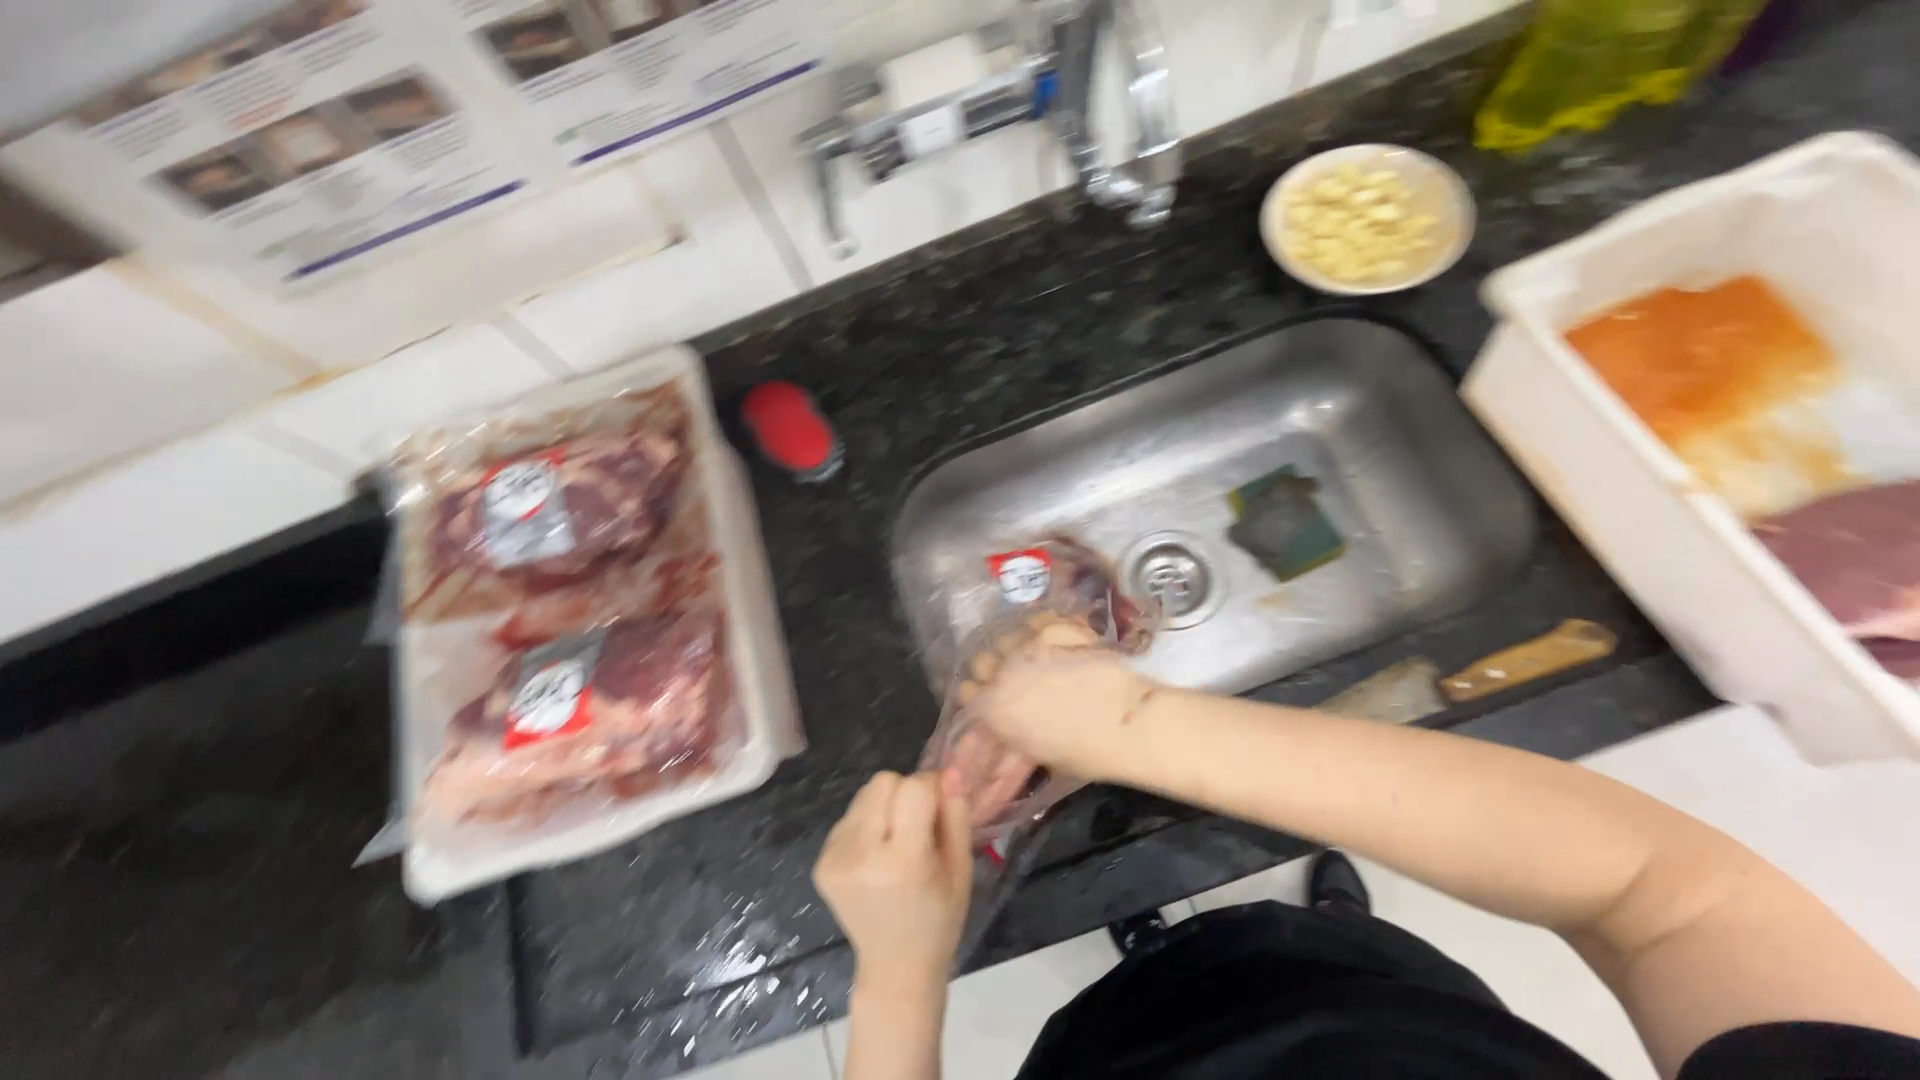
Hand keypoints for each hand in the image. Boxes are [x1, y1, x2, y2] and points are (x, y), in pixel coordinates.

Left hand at [814, 771, 973, 989]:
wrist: (895, 967)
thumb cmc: (939, 920)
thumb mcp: (961, 869)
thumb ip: (955, 815)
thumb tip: (948, 770)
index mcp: (903, 860)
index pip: (913, 787)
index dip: (930, 788)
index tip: (940, 806)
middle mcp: (862, 855)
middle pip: (883, 782)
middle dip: (905, 792)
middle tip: (917, 826)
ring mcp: (835, 859)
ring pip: (863, 795)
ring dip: (883, 806)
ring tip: (894, 841)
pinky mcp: (821, 863)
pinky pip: (848, 818)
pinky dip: (865, 825)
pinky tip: (875, 856)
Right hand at [969, 643, 1156, 781]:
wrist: (1128, 724)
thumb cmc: (1087, 753)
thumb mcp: (1039, 752)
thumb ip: (1014, 733)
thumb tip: (1011, 725)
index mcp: (994, 710)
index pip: (967, 691)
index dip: (981, 695)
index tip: (995, 698)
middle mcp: (1002, 674)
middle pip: (983, 660)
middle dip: (997, 668)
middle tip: (1018, 677)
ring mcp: (1028, 647)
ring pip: (1009, 636)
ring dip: (1018, 646)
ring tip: (1037, 653)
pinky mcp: (1055, 628)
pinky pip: (1038, 620)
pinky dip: (1044, 626)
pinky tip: (1057, 636)